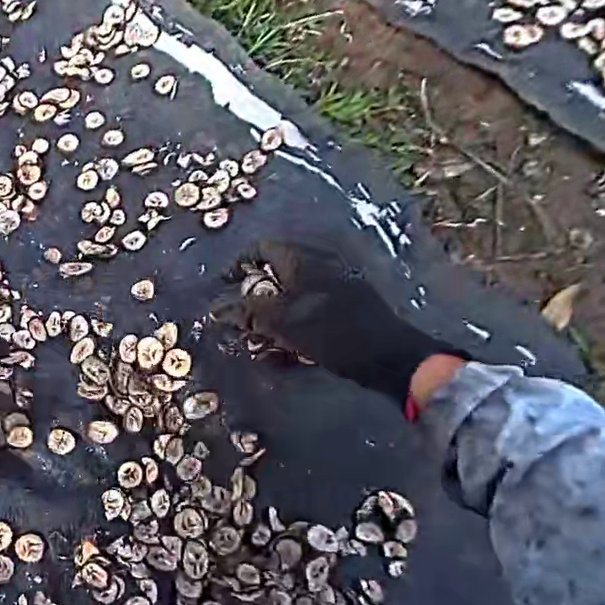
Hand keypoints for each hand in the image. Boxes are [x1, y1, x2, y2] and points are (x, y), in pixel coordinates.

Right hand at [224, 239, 464, 405]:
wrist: (388, 356)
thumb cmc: (330, 331)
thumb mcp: (280, 321)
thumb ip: (245, 312)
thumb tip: (216, 309)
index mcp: (303, 261)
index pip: (261, 248)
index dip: (238, 265)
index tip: (225, 287)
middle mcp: (321, 266)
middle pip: (275, 272)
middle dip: (253, 295)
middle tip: (240, 317)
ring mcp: (337, 285)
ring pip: (291, 293)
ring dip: (271, 314)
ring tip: (259, 338)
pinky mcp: (348, 306)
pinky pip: (309, 308)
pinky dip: (292, 323)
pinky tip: (286, 349)